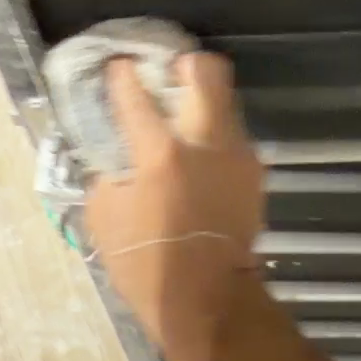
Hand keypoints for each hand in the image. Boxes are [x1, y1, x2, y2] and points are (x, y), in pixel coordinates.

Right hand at [86, 54, 265, 360]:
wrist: (209, 298)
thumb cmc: (149, 263)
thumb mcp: (106, 220)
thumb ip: (106, 175)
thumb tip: (112, 154)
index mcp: (161, 152)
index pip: (136, 95)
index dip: (124, 73)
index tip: (120, 63)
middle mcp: (204, 139)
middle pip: (205, 71)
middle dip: (187, 62)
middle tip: (172, 70)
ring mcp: (236, 151)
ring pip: (226, 96)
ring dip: (207, 95)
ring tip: (189, 108)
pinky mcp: (254, 168)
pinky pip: (235, 132)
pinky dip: (218, 130)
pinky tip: (205, 150)